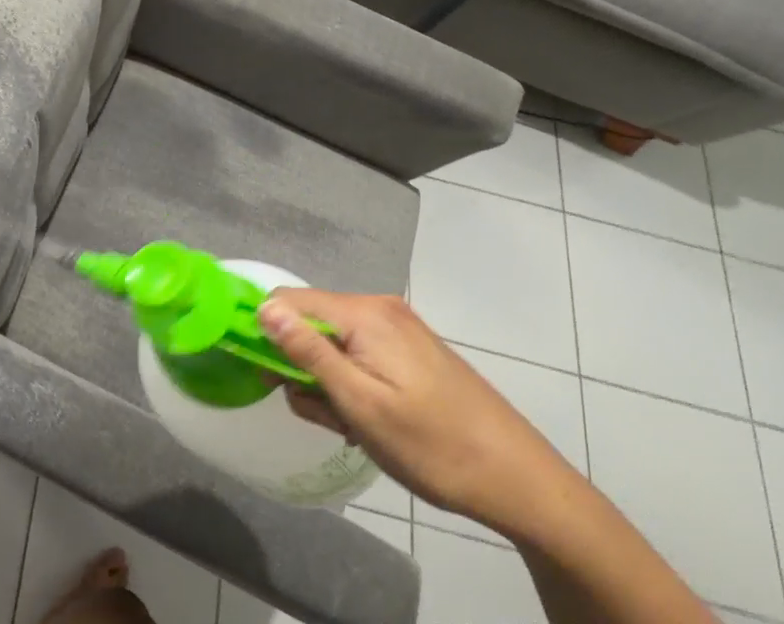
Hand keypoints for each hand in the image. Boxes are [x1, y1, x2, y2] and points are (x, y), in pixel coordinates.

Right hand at [257, 289, 577, 538]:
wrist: (520, 482)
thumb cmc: (432, 446)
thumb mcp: (360, 403)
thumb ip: (308, 352)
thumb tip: (263, 307)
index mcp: (364, 315)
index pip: (284, 302)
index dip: (266, 335)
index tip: (271, 379)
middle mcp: (379, 310)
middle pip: (307, 324)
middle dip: (302, 368)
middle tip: (326, 413)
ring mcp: (399, 329)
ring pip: (330, 345)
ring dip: (327, 384)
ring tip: (353, 424)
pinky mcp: (411, 350)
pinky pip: (357, 355)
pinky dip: (352, 385)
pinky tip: (371, 419)